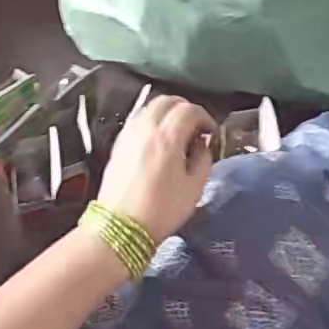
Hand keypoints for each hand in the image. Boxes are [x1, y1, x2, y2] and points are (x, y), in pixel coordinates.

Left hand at [96, 94, 215, 242]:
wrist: (120, 227)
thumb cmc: (161, 210)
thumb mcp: (194, 188)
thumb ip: (203, 159)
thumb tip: (201, 145)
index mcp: (167, 137)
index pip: (189, 110)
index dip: (205, 117)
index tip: (210, 132)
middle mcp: (145, 129)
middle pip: (168, 101)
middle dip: (185, 109)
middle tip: (196, 127)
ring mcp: (128, 135)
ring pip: (150, 108)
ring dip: (168, 114)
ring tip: (178, 135)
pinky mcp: (117, 145)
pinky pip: (138, 121)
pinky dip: (152, 123)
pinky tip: (159, 143)